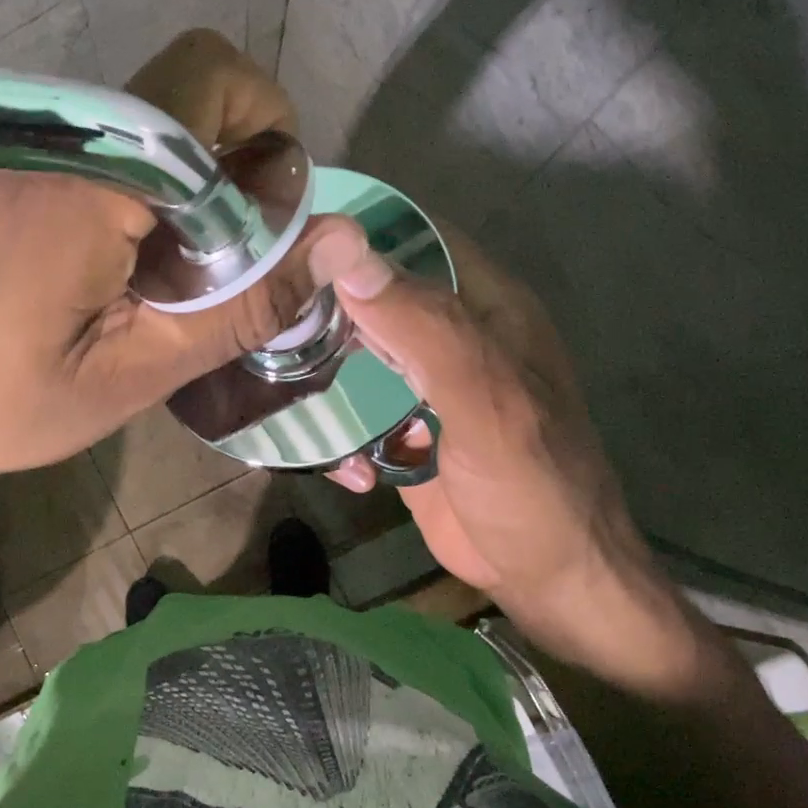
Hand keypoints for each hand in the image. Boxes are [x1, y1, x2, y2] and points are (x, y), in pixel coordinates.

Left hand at [0, 30, 310, 522]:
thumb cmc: (8, 408)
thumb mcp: (138, 372)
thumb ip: (243, 304)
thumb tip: (345, 242)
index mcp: (92, 182)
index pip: (210, 82)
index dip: (268, 137)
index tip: (272, 228)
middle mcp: (63, 149)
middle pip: (188, 91)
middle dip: (242, 158)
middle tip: (243, 257)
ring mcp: (36, 163)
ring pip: (157, 126)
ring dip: (201, 186)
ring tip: (192, 282)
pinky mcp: (25, 188)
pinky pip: (118, 158)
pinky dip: (159, 200)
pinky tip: (145, 278)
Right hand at [303, 216, 668, 670]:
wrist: (550, 581)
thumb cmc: (533, 485)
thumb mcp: (485, 401)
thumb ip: (425, 330)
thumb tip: (348, 256)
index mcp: (485, 309)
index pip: (417, 239)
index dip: (357, 227)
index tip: (283, 230)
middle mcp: (452, 338)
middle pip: (373, 297)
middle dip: (320, 303)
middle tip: (257, 313)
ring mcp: (425, 389)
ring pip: (355, 355)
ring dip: (319, 371)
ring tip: (273, 384)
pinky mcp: (405, 435)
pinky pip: (354, 414)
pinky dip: (336, 433)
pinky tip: (338, 467)